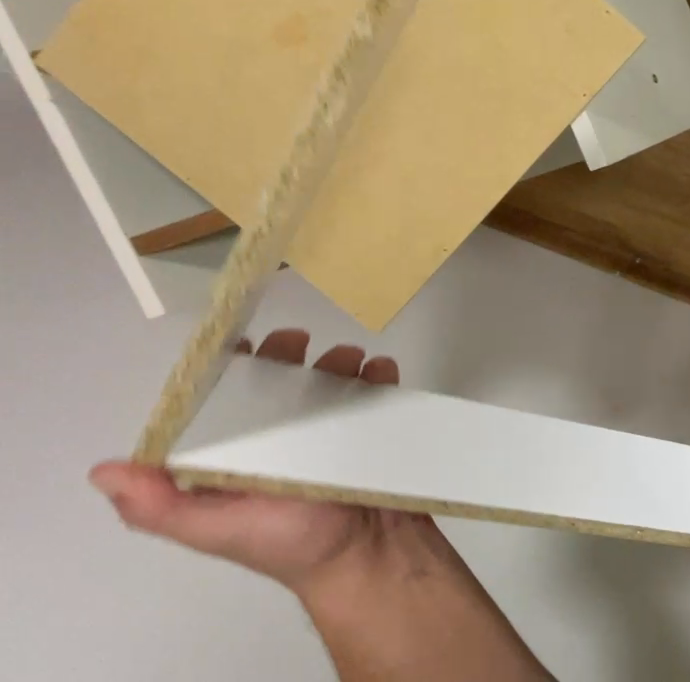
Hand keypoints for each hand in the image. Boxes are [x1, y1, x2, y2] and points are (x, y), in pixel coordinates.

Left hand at [89, 330, 442, 599]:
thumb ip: (159, 507)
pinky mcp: (375, 431)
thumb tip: (103, 470)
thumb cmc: (290, 541)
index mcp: (239, 461)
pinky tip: (381, 370)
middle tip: (297, 341)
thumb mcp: (215, 529)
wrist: (369, 553)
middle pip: (281, 387)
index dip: (226, 376)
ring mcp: (334, 435)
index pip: (224, 409)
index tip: (237, 347)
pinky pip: (377, 394)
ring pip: (332, 383)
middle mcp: (283, 443)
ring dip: (339, 362)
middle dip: (287, 358)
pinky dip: (380, 375)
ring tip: (350, 358)